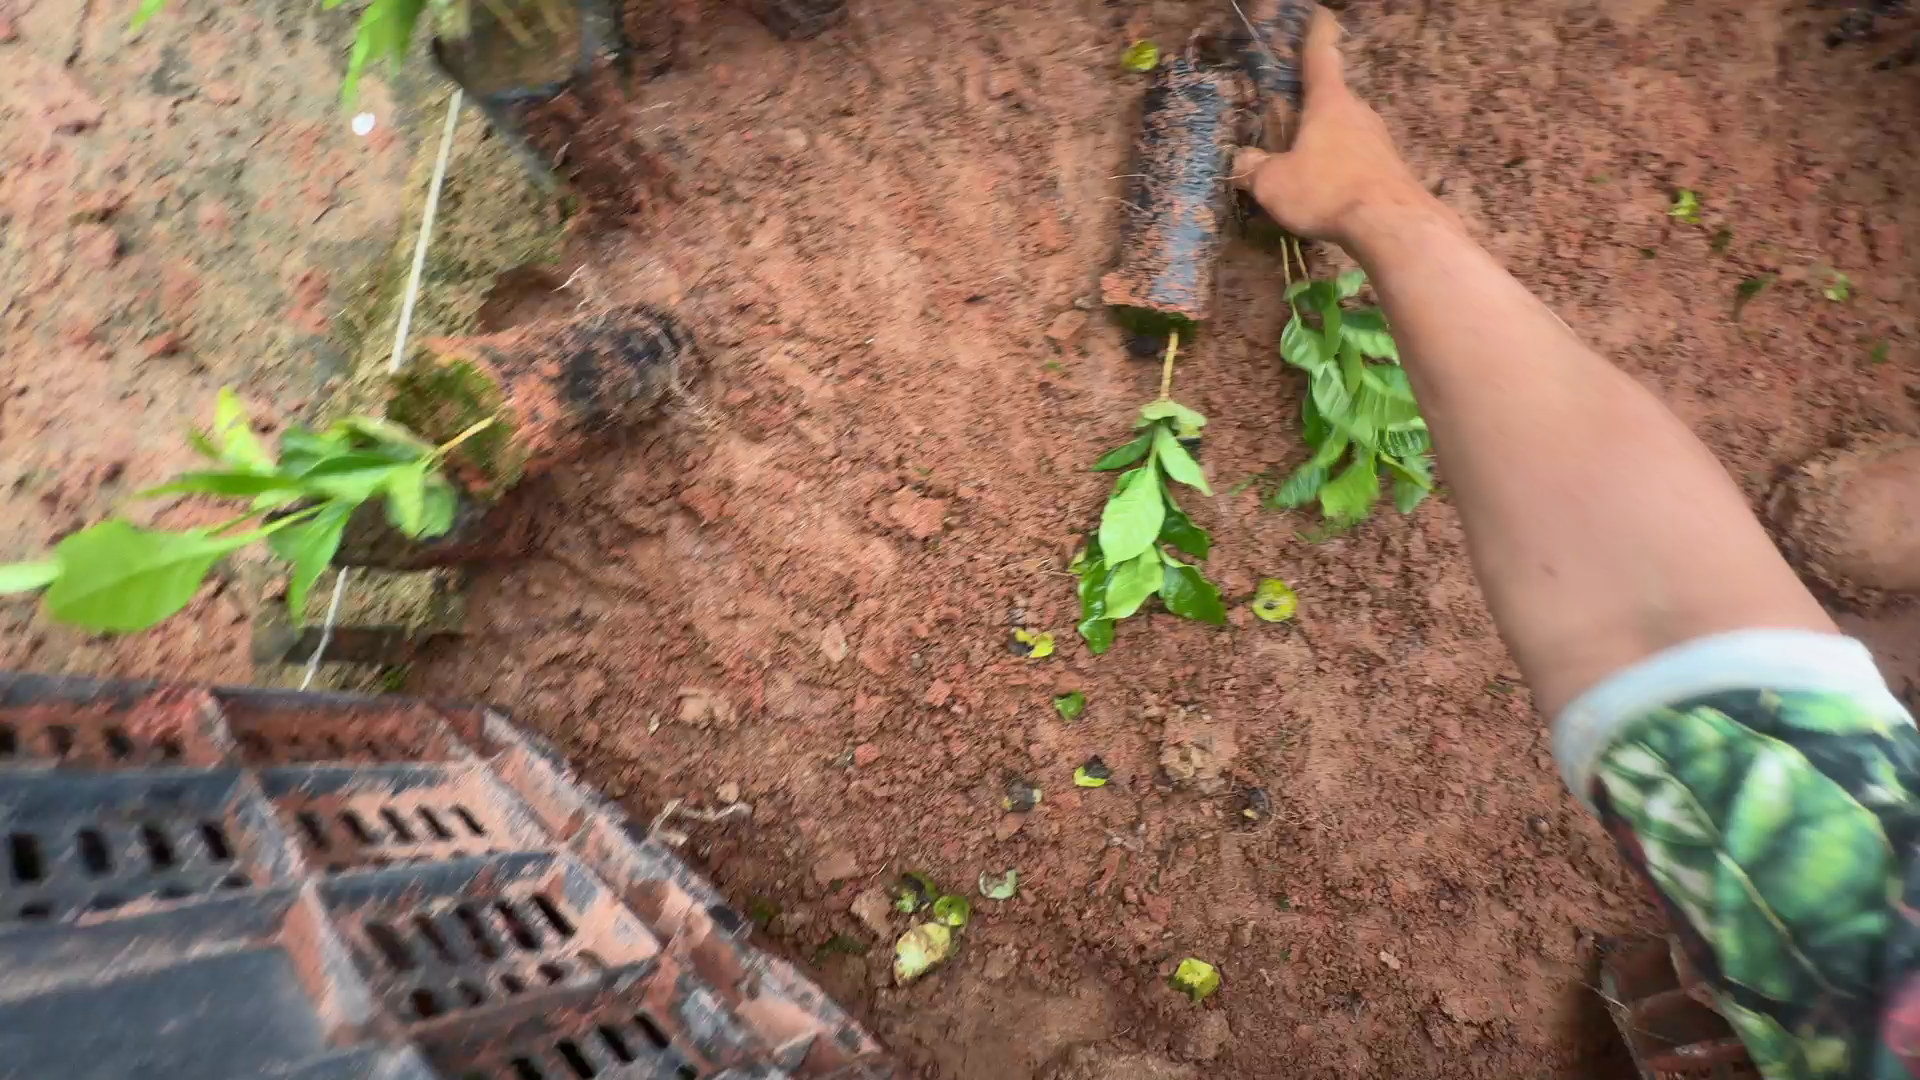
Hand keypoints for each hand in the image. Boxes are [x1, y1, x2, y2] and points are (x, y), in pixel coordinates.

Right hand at [1232, 8, 1443, 244]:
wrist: (1386, 220)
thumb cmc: (1324, 189)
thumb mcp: (1272, 183)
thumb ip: (1253, 169)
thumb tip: (1242, 161)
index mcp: (1327, 103)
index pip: (1320, 57)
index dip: (1316, 34)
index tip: (1319, 15)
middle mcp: (1356, 111)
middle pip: (1331, 101)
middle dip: (1312, 110)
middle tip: (1291, 124)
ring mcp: (1376, 138)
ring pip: (1343, 132)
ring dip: (1324, 144)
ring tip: (1303, 169)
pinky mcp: (1386, 166)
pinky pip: (1354, 160)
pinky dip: (1337, 169)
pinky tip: (1325, 192)